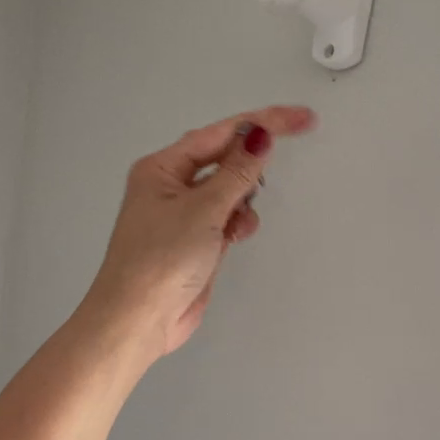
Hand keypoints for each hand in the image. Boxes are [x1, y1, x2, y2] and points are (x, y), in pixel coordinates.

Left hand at [77, 106, 316, 359]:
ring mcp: (180, 217)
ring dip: (241, 201)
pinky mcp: (192, 244)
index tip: (301, 119)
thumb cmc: (162, 259)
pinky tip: (237, 235)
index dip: (261, 123)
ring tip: (238, 221)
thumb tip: (260, 136)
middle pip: (221, 160)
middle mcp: (168, 187)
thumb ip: (237, 172)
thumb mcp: (204, 209)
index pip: (218, 134)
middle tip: (270, 175)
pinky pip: (223, 220)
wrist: (138, 320)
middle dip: (247, 167)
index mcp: (160, 168)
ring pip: (226, 193)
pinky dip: (236, 224)